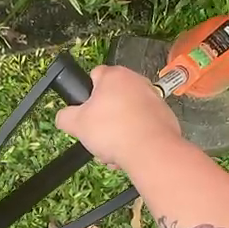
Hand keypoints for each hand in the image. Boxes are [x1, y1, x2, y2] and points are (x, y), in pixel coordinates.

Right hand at [54, 64, 187, 172]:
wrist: (150, 150)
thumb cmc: (114, 131)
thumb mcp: (76, 124)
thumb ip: (64, 116)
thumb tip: (64, 117)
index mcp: (114, 76)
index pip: (94, 75)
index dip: (86, 95)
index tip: (84, 111)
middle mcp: (136, 81)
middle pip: (111, 98)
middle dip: (103, 117)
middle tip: (96, 134)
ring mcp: (153, 98)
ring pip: (126, 114)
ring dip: (117, 131)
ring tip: (111, 149)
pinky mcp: (164, 115)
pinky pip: (142, 125)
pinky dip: (134, 137)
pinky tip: (127, 152)